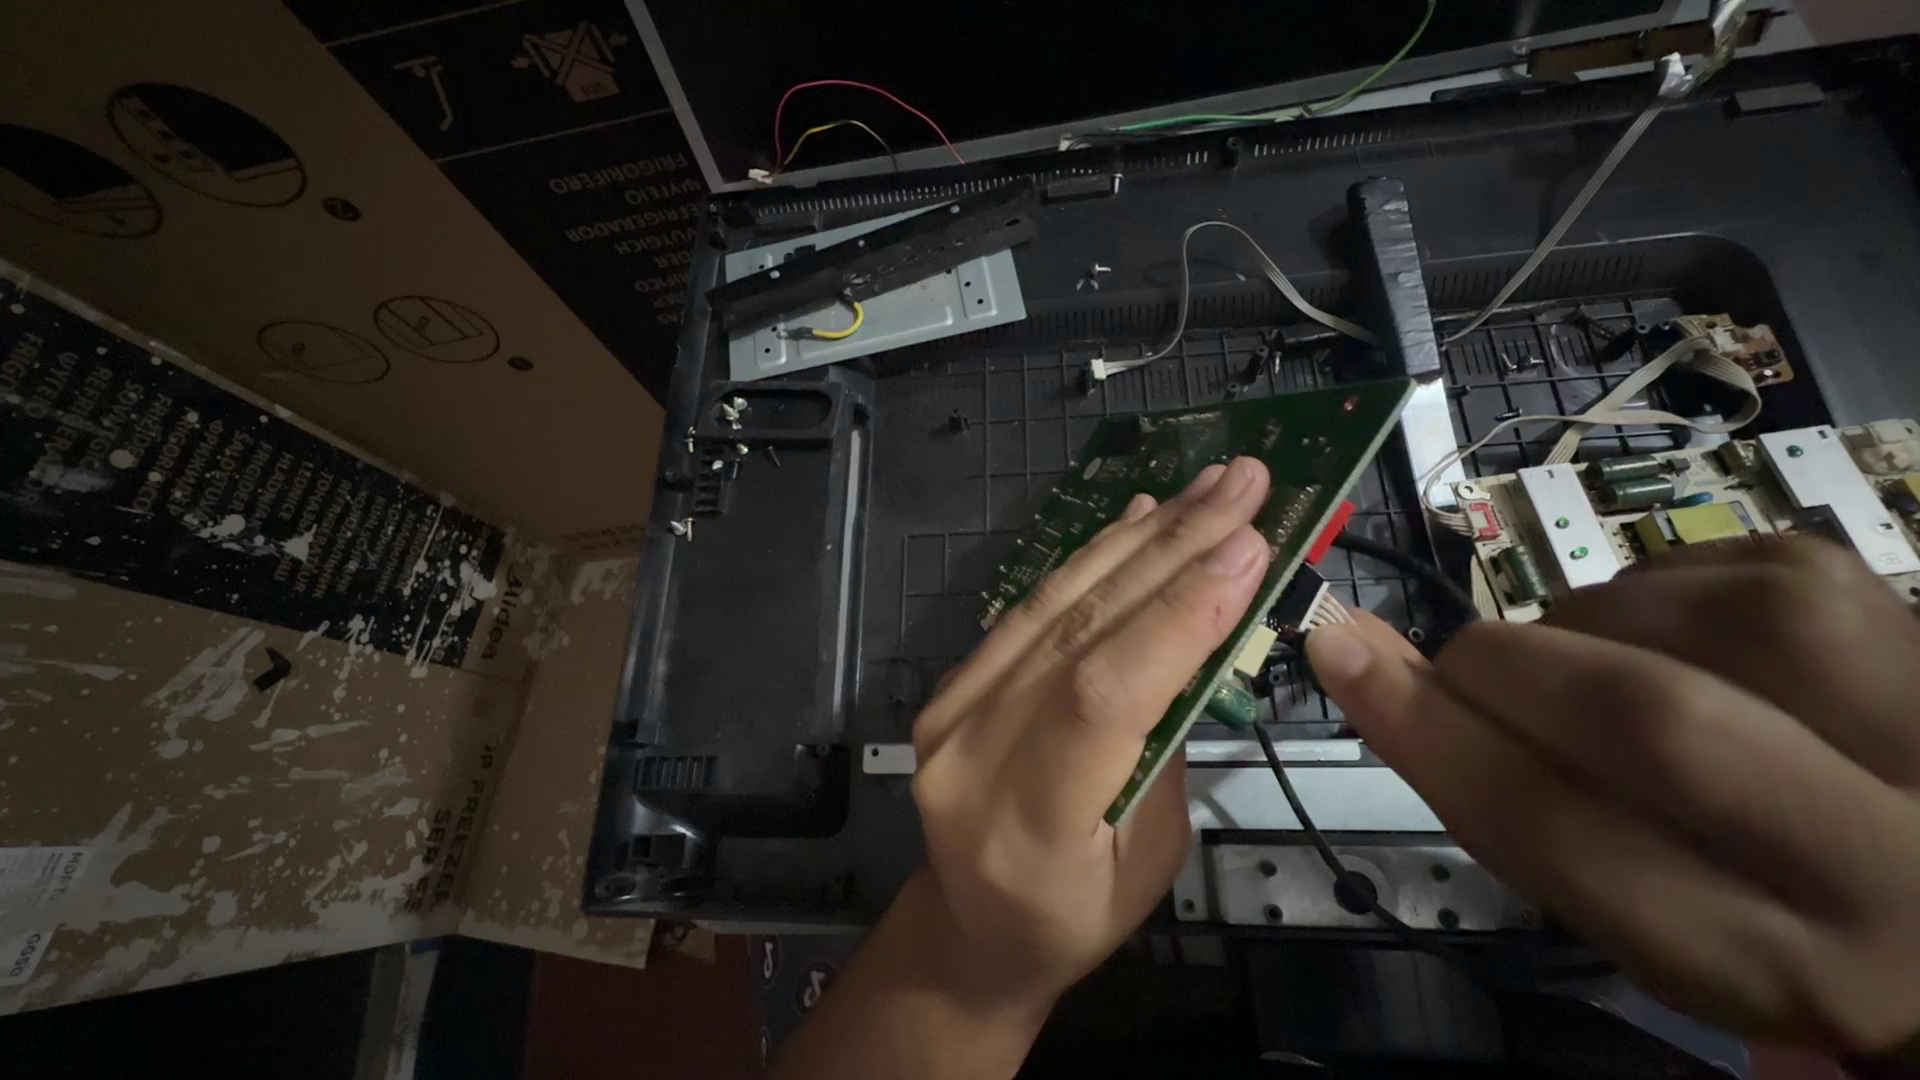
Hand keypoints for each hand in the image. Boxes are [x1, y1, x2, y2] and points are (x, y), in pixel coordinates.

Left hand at [908, 457, 1275, 1010]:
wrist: (969, 926)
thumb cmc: (1072, 914)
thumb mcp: (1146, 863)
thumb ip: (1163, 750)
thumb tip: (1198, 633)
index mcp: (1028, 825)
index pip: (1102, 697)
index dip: (1176, 615)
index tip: (1249, 544)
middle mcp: (971, 754)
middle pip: (1078, 631)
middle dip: (1170, 550)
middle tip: (1241, 483)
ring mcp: (949, 710)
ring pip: (1051, 604)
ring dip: (1136, 537)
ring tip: (1203, 487)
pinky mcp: (950, 684)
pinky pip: (1027, 610)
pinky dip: (1087, 558)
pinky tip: (1134, 519)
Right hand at [1307, 539, 1919, 1053]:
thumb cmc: (1726, 899)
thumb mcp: (1600, 881)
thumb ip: (1478, 777)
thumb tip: (1346, 648)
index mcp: (1772, 960)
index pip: (1559, 830)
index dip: (1429, 732)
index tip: (1337, 653)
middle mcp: (1895, 863)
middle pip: (1645, 718)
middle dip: (1504, 669)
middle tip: (1469, 669)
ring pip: (1693, 618)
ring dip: (1585, 625)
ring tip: (1596, 664)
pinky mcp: (1919, 620)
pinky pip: (1731, 564)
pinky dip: (1650, 590)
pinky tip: (1670, 634)